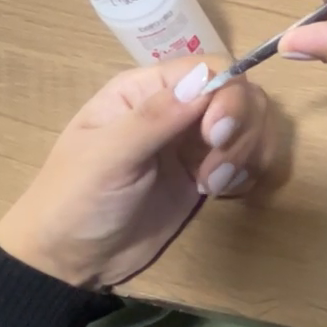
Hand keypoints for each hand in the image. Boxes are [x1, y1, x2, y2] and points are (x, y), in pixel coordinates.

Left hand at [0, 58, 277, 290]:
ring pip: (251, 127)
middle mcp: (178, 109)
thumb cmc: (78, 200)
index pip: (211, 70)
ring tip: (211, 187)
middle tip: (214, 173)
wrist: (75, 257)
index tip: (216, 136)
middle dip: (242, 131)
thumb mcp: (108, 156)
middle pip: (241, 96)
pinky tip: (219, 194)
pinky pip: (248, 160)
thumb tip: (205, 79)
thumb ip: (156, 116)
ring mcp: (195, 143)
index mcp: (146, 90)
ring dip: (245, 156)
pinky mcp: (208, 174)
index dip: (227, 97)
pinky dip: (247, 175)